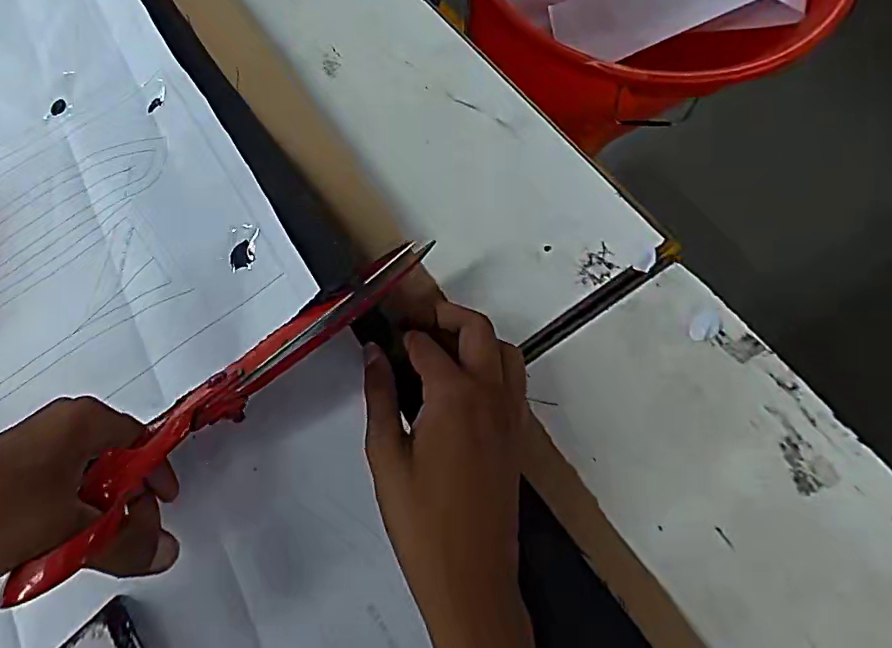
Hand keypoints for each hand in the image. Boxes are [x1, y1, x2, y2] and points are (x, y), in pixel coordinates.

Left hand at [0, 396, 180, 585]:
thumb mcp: (70, 532)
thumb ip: (126, 541)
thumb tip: (160, 546)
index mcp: (81, 420)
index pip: (141, 438)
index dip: (155, 475)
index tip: (162, 505)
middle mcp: (62, 423)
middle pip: (116, 460)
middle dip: (122, 504)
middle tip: (119, 538)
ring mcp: (40, 444)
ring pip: (88, 480)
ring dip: (92, 516)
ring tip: (75, 547)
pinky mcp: (21, 467)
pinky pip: (62, 488)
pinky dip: (67, 517)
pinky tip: (51, 547)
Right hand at [363, 302, 530, 647]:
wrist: (470, 578)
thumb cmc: (423, 522)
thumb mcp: (385, 452)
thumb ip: (380, 394)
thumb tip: (374, 356)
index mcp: (455, 397)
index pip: (426, 343)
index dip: (400, 334)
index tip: (383, 335)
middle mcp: (490, 399)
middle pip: (476, 329)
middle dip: (444, 313)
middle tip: (414, 319)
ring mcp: (509, 418)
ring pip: (505, 351)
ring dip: (475, 336)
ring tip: (439, 345)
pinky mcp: (516, 438)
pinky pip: (512, 382)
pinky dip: (491, 365)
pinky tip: (459, 383)